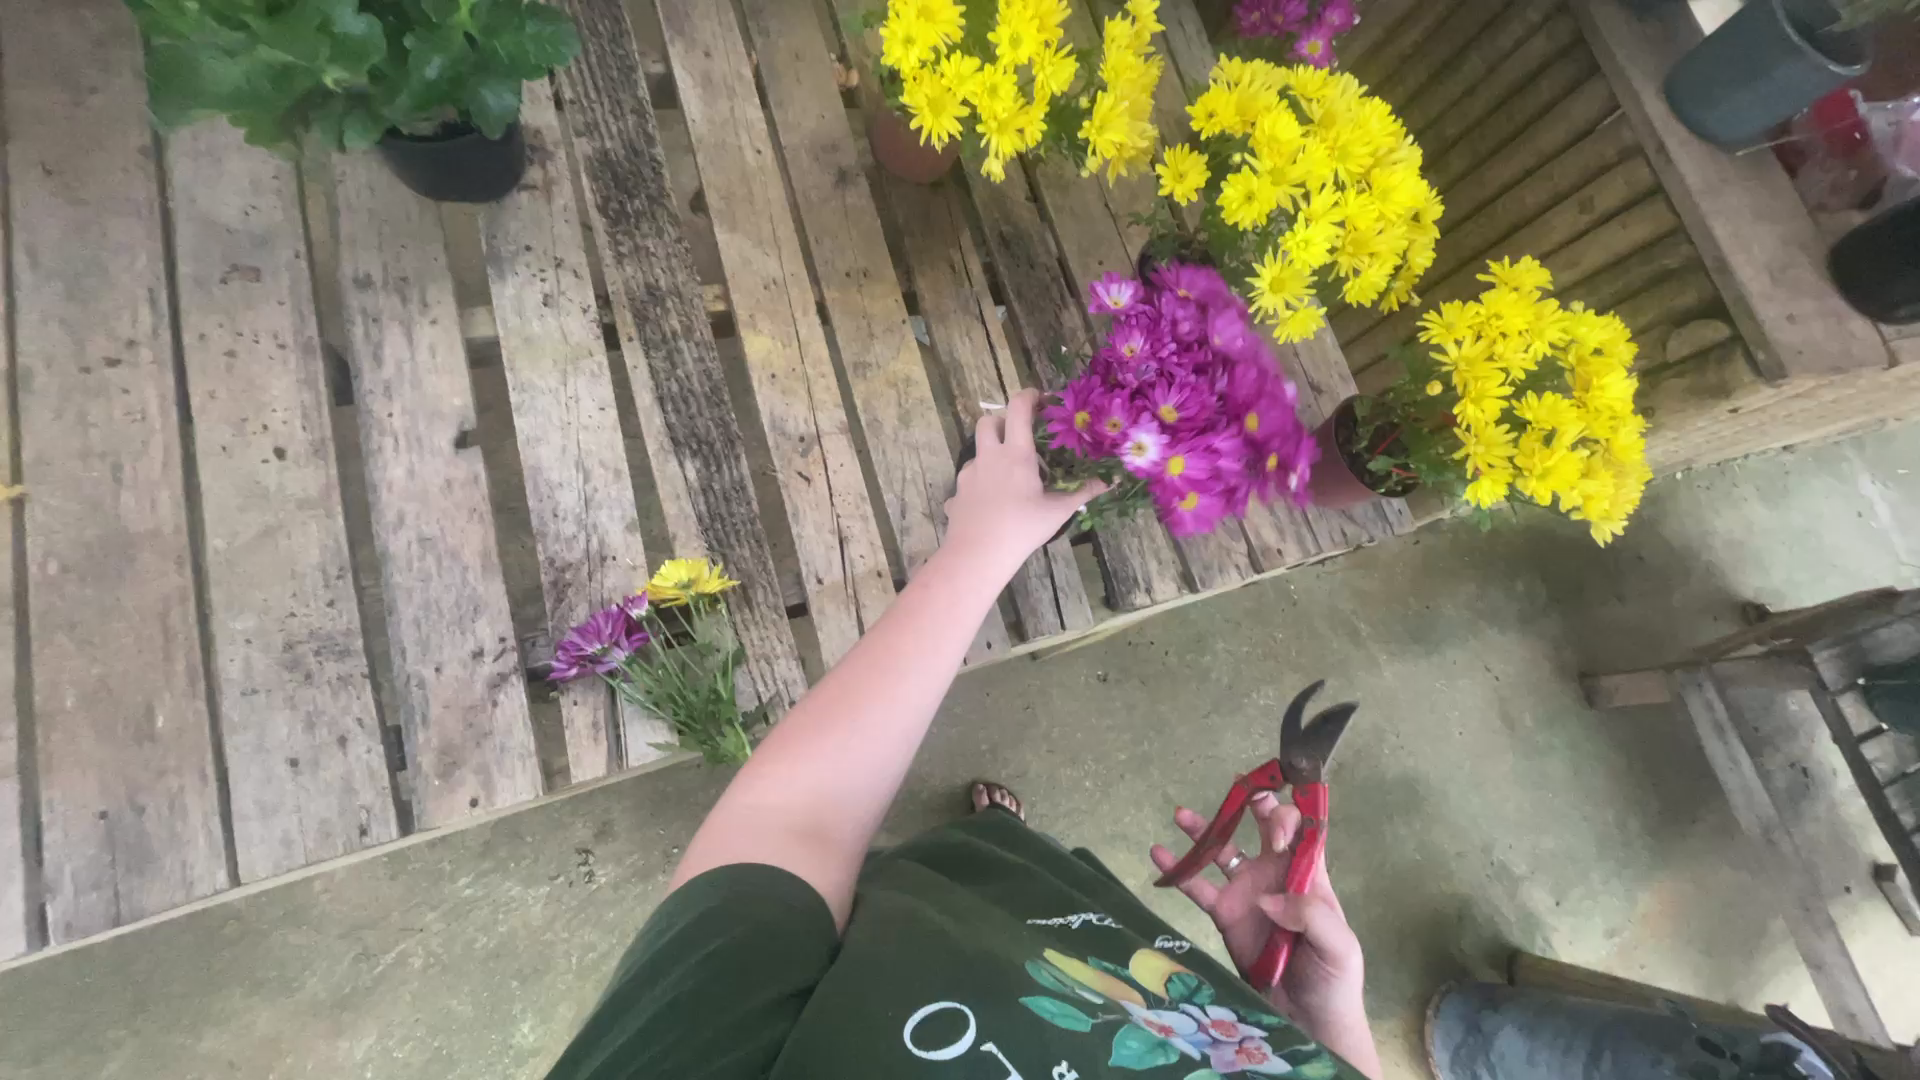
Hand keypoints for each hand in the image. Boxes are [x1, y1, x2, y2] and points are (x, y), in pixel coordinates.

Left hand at [942, 388, 1104, 573]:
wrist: (978, 555)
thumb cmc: (1022, 528)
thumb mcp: (1058, 511)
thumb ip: (1084, 491)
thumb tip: (1112, 479)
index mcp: (1016, 454)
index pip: (1018, 408)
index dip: (1029, 396)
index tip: (1040, 399)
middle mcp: (988, 457)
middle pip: (987, 421)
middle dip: (1002, 421)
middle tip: (1018, 436)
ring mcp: (968, 475)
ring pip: (976, 452)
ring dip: (991, 454)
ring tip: (1008, 477)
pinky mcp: (956, 493)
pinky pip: (968, 482)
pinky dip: (980, 485)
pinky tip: (991, 504)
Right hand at [1150, 793, 1377, 1074]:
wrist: (1306, 1021)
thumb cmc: (1333, 980)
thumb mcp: (1339, 946)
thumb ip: (1309, 915)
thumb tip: (1266, 899)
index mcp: (1307, 875)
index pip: (1301, 832)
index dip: (1287, 820)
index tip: (1273, 831)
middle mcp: (1275, 874)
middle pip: (1264, 828)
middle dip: (1254, 804)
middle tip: (1240, 788)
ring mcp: (1247, 892)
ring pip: (1222, 850)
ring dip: (1204, 829)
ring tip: (1180, 814)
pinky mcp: (1224, 913)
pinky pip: (1196, 886)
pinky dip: (1178, 870)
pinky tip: (1160, 855)